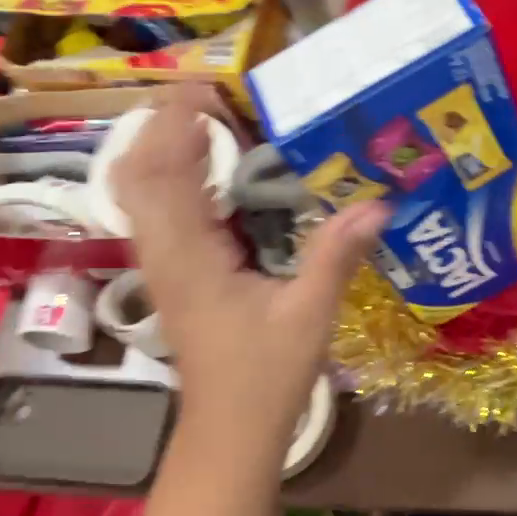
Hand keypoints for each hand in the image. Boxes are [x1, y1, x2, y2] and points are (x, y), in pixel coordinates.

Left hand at [113, 90, 386, 441]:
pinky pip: (159, 210)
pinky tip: (218, 174)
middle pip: (137, 170)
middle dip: (165, 124)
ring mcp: (162, 264)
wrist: (231, 429)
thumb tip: (379, 203)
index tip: (211, 86)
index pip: (164, 169)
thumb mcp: (309, 315)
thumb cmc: (265, 377)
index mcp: (189, 255)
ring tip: (215, 122)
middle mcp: (163, 252)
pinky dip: (176, 178)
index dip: (177, 121)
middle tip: (215, 98)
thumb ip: (337, 255)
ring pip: (142, 190)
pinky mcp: (173, 275)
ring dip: (166, 148)